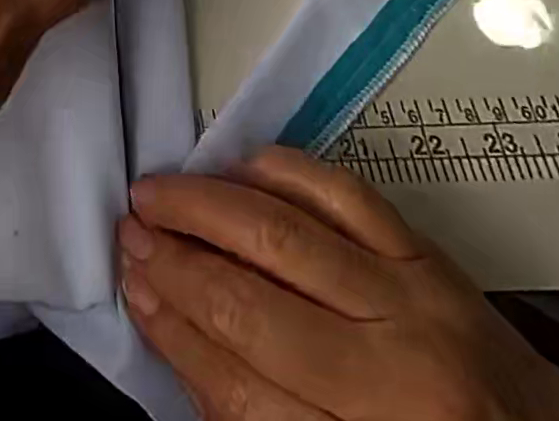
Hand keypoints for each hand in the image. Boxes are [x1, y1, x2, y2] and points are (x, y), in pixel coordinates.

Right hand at [118, 147, 558, 420]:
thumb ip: (237, 395)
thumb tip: (157, 310)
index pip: (236, 385)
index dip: (168, 328)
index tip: (130, 284)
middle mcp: (397, 379)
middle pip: (249, 305)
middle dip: (172, 262)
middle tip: (129, 232)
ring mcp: (416, 304)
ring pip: (282, 234)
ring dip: (201, 205)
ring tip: (153, 192)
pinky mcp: (428, 255)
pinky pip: (343, 193)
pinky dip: (279, 168)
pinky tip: (233, 165)